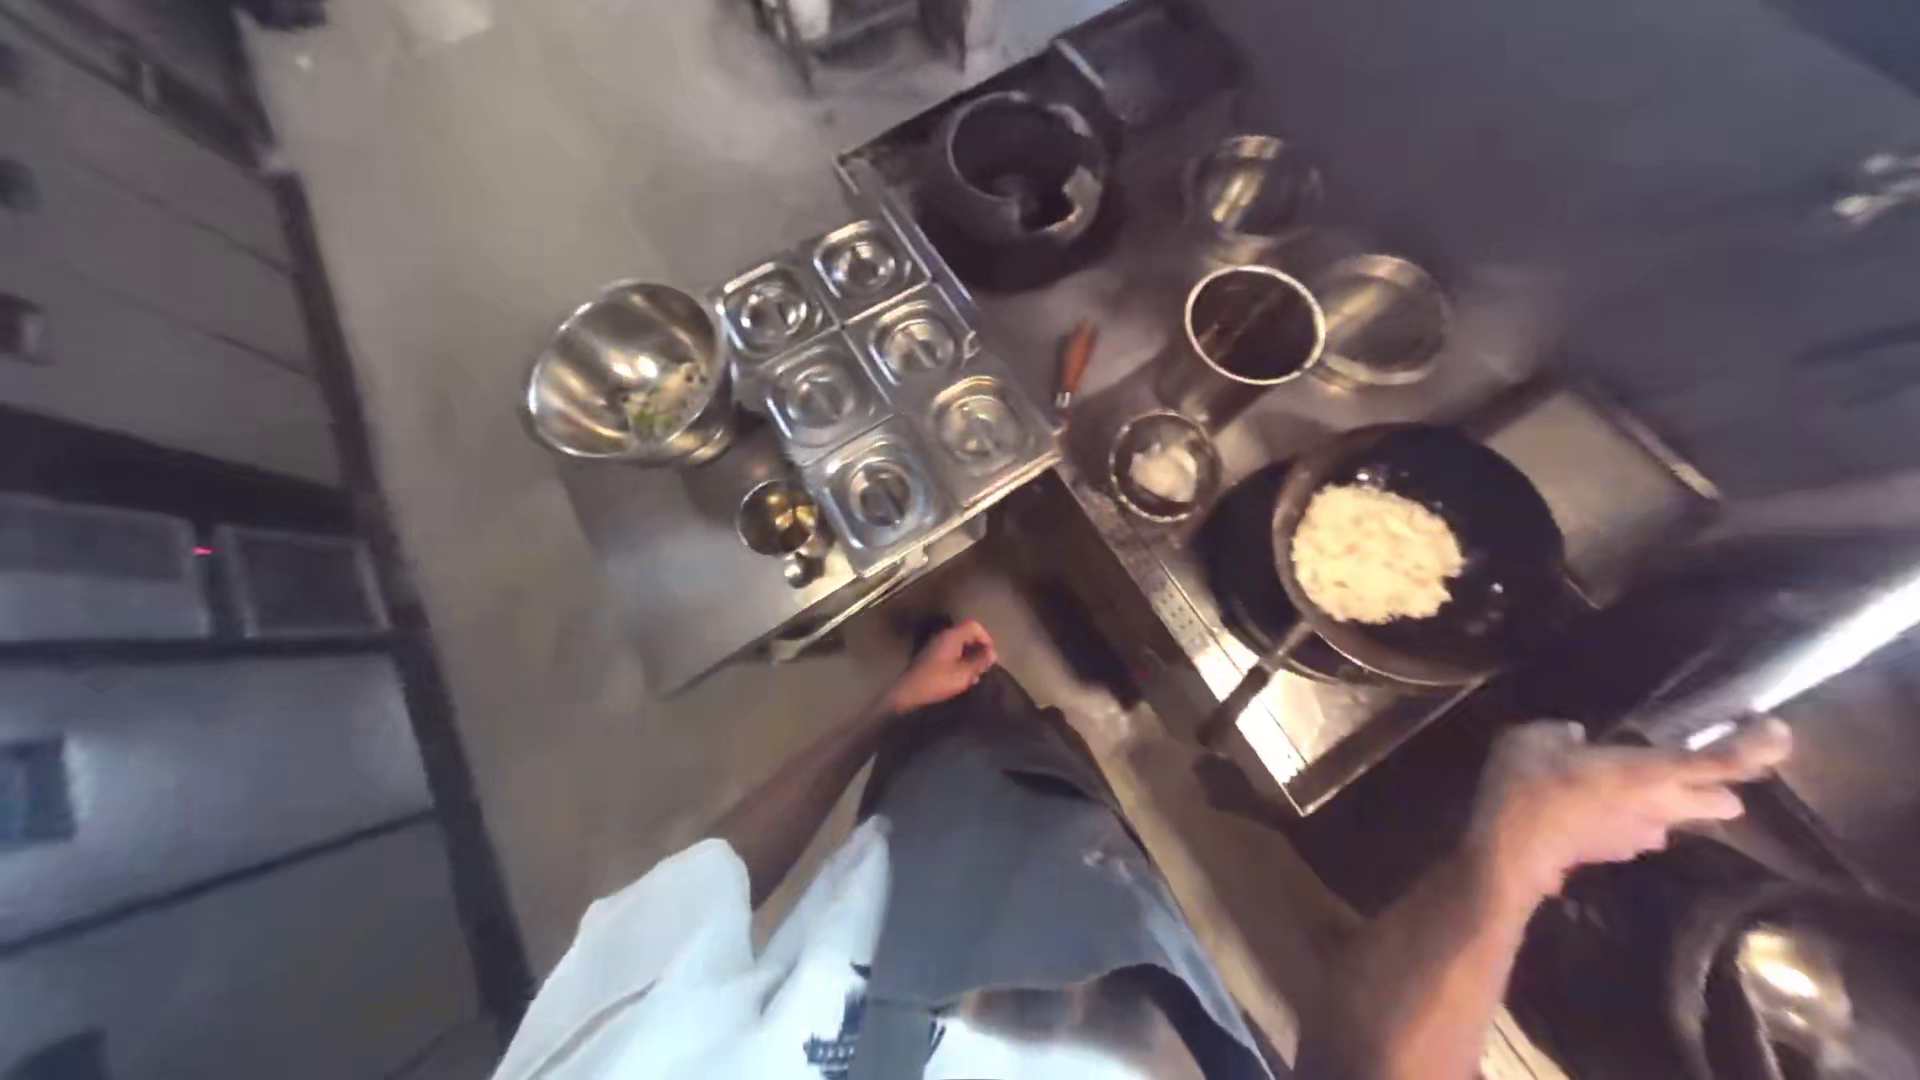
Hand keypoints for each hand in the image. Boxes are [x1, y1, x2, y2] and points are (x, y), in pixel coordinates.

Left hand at [885, 619, 997, 714]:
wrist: (908, 692)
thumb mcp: (964, 673)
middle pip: (967, 635)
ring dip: (969, 658)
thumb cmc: (938, 681)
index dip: (986, 638)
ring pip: (959, 646)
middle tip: (984, 667)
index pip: (974, 626)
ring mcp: (935, 646)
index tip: (991, 655)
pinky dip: (959, 662)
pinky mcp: (930, 657)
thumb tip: (992, 653)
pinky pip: (950, 654)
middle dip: (978, 649)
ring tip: (974, 676)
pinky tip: (961, 678)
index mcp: (952, 636)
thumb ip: (980, 661)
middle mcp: (943, 637)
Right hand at [1466, 718, 1792, 906]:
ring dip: (1654, 800)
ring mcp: (1646, 835)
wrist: (1511, 844)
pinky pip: (1637, 827)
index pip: (1726, 763)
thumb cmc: (1526, 784)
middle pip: (1725, 800)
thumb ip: (1559, 732)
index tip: (1773, 728)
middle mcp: (1664, 807)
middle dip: (1712, 786)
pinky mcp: (1623, 850)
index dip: (1760, 746)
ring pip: (1676, 816)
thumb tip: (1576, 735)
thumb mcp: (1528, 739)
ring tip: (1604, 785)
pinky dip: (1620, 815)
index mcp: (1649, 773)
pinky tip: (1579, 805)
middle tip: (1672, 767)